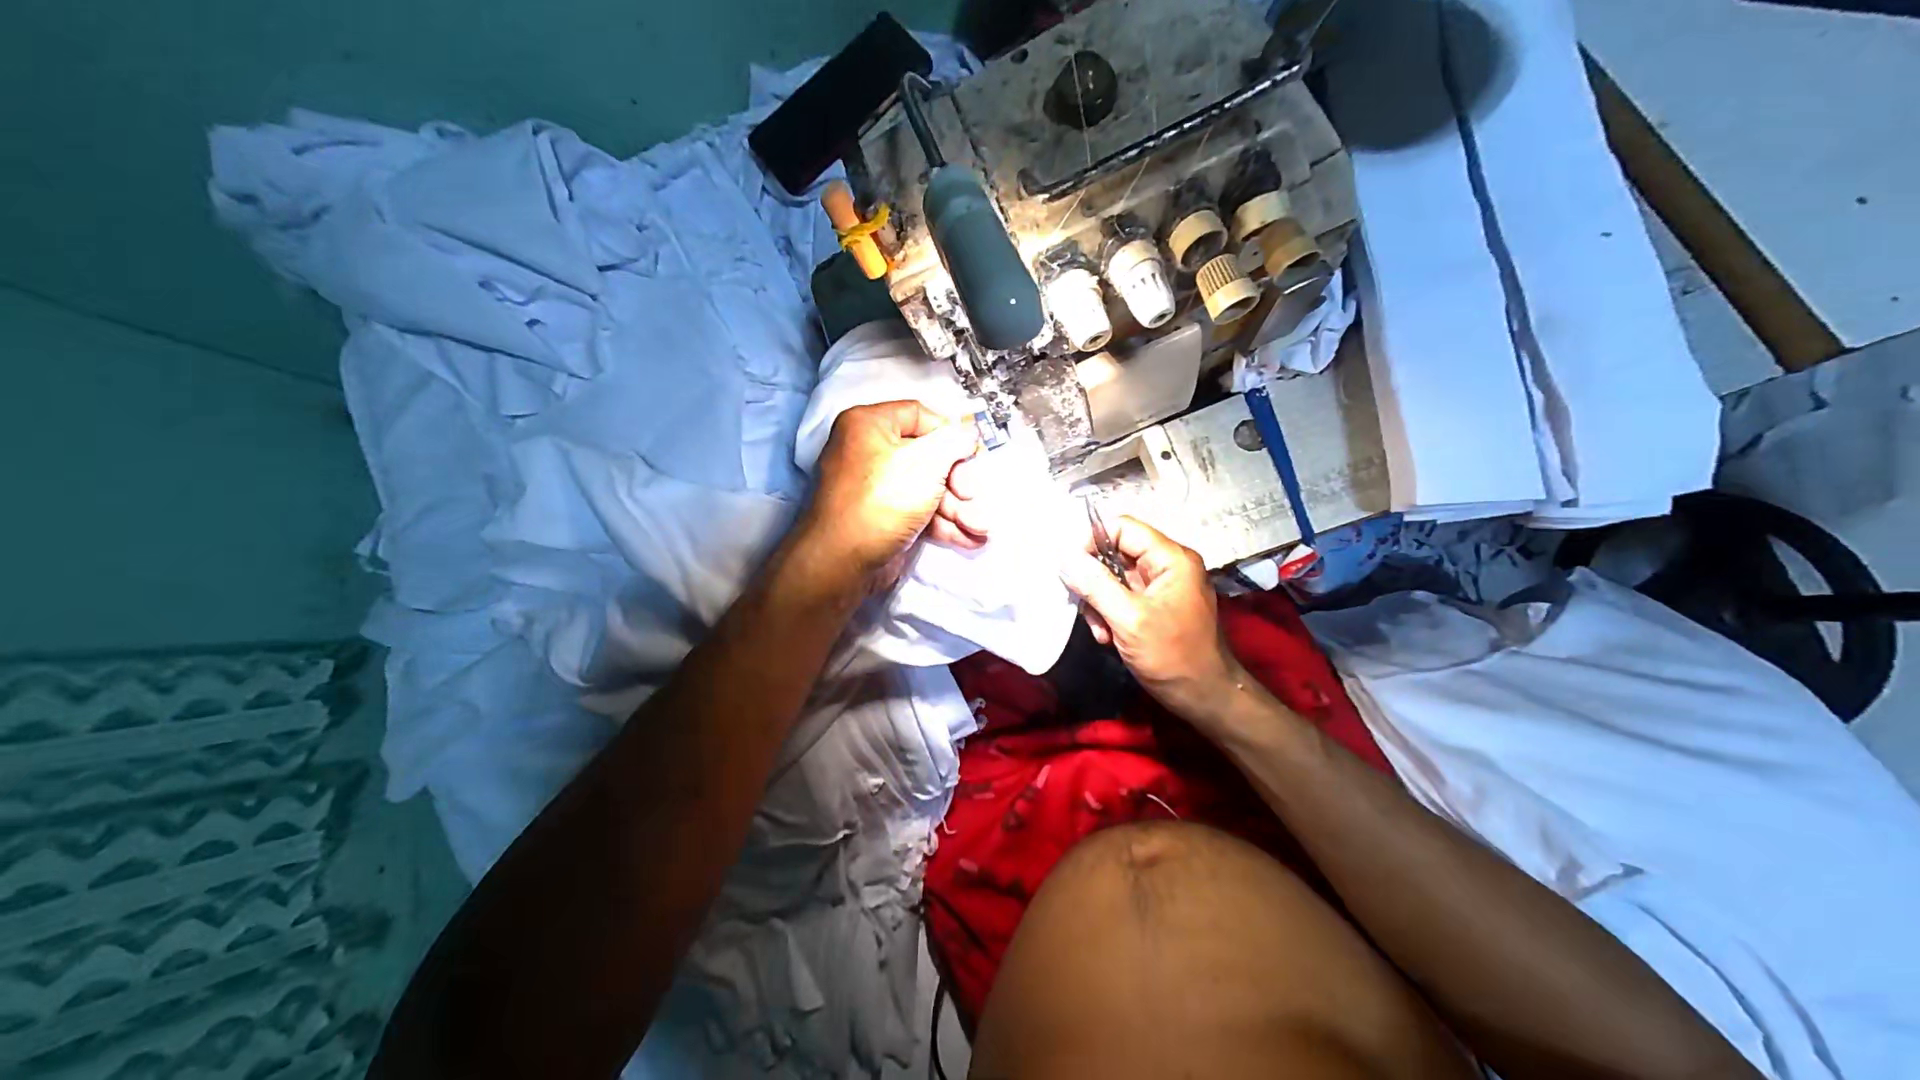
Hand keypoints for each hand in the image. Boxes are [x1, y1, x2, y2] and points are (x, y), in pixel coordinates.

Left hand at [793, 401, 986, 592]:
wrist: (842, 563)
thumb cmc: (880, 502)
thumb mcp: (926, 463)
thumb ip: (953, 443)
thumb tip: (966, 434)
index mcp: (869, 425)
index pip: (920, 415)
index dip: (949, 434)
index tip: (970, 454)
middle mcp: (869, 452)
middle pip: (929, 457)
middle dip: (958, 483)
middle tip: (971, 497)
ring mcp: (876, 488)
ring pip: (928, 490)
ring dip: (958, 509)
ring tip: (980, 528)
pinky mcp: (883, 519)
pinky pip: (919, 512)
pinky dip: (943, 524)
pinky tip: (969, 537)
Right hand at [1058, 517, 1247, 722]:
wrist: (1204, 698)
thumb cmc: (1172, 656)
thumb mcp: (1129, 619)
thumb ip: (1096, 585)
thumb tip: (1065, 558)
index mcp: (1171, 559)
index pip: (1123, 527)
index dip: (1092, 542)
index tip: (1072, 569)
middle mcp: (1168, 566)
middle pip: (1115, 553)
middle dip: (1094, 580)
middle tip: (1085, 607)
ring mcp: (1162, 587)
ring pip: (1114, 578)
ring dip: (1099, 603)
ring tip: (1101, 631)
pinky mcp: (1155, 607)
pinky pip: (1122, 598)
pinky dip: (1110, 614)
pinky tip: (1109, 637)